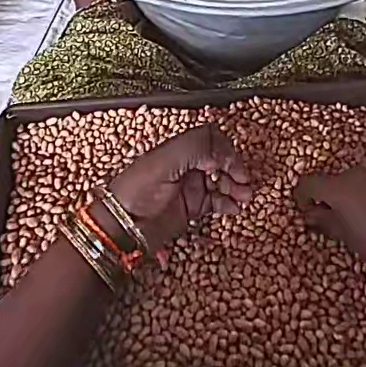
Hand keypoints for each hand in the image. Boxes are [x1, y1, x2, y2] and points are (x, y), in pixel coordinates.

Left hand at [106, 125, 254, 248]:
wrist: (121, 226)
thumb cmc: (135, 192)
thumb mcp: (163, 162)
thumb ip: (193, 149)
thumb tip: (220, 155)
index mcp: (178, 149)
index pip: (211, 140)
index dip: (226, 151)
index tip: (233, 167)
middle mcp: (186, 165)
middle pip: (220, 160)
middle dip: (235, 170)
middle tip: (244, 183)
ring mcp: (189, 186)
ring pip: (221, 180)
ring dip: (235, 186)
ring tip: (244, 197)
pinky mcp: (191, 207)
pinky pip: (216, 201)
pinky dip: (228, 203)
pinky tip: (233, 208)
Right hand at [294, 167, 365, 273]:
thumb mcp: (350, 238)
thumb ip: (326, 221)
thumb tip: (309, 213)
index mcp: (339, 187)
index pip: (308, 182)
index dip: (302, 196)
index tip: (305, 210)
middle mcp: (357, 172)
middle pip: (333, 180)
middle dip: (329, 196)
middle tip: (334, 218)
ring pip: (355, 179)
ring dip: (351, 194)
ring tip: (361, 217)